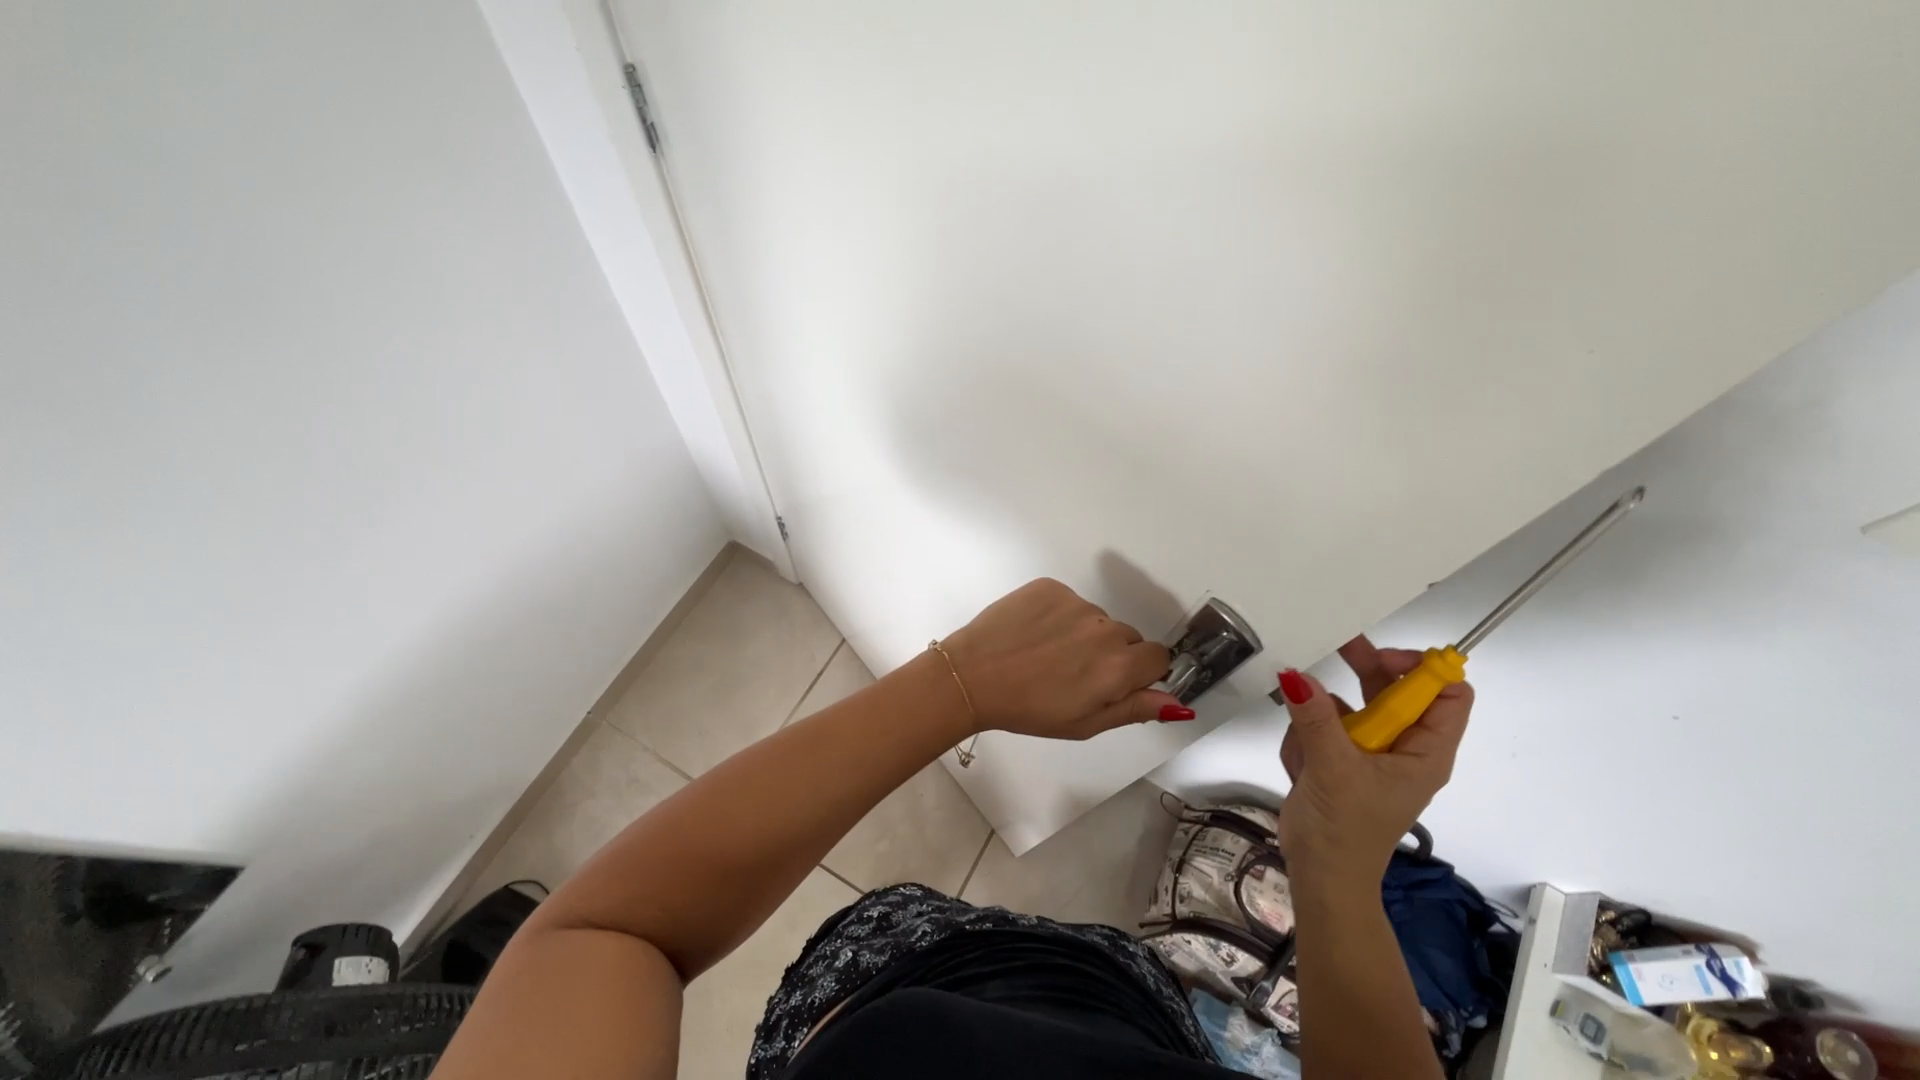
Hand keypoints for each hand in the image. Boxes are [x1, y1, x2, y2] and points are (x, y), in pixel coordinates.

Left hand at [938, 578, 1191, 739]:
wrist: (971, 678)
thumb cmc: (1028, 710)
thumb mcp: (1085, 723)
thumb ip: (1134, 709)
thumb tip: (1179, 704)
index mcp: (1118, 667)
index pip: (1158, 658)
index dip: (1140, 673)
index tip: (1114, 683)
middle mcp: (1105, 630)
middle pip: (1128, 638)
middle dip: (1111, 655)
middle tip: (1073, 674)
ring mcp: (1076, 604)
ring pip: (1096, 620)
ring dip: (1083, 635)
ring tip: (1046, 656)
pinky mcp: (1050, 587)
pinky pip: (1069, 602)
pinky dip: (1057, 616)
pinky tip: (1034, 636)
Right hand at [1275, 636, 1472, 887]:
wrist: (1322, 878)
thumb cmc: (1345, 829)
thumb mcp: (1333, 768)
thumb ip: (1315, 717)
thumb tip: (1295, 674)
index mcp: (1425, 752)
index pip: (1448, 694)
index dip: (1421, 669)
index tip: (1382, 659)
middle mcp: (1404, 748)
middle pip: (1395, 691)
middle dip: (1365, 674)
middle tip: (1337, 647)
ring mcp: (1371, 755)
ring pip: (1352, 708)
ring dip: (1321, 719)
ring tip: (1305, 751)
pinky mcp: (1340, 762)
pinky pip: (1324, 729)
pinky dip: (1306, 740)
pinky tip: (1300, 767)